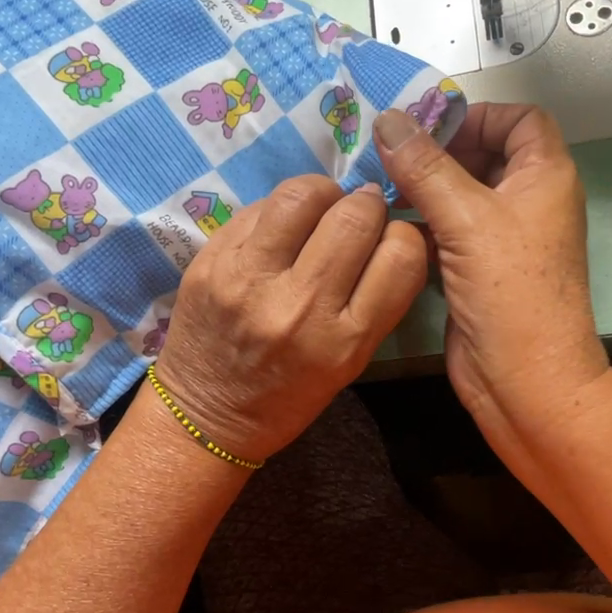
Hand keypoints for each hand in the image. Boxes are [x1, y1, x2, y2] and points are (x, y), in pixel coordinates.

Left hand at [150, 175, 427, 462]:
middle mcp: (299, 307)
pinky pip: (258, 208)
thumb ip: (377, 300)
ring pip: (302, 195)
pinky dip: (279, 211)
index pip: (401, 255)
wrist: (207, 419)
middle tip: (358, 216)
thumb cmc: (289, 398)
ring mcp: (248, 280)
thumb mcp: (350, 363)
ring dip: (322, 194)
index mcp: (344, 342)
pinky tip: (280, 231)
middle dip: (366, 206)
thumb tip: (395, 229)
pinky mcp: (211, 262)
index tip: (390, 240)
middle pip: (355, 217)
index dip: (404, 236)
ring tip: (319, 211)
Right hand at [375, 103, 607, 442]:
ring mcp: (502, 240)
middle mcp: (527, 202)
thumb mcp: (467, 219)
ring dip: (423, 189)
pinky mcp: (478, 272)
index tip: (428, 128)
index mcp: (545, 177)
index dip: (478, 115)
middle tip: (388, 156)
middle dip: (438, 152)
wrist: (523, 380)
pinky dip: (421, 224)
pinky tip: (385, 226)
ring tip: (377, 187)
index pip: (519, 119)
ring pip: (461, 196)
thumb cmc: (510, 292)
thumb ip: (425, 167)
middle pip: (484, 155)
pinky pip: (448, 233)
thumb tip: (386, 119)